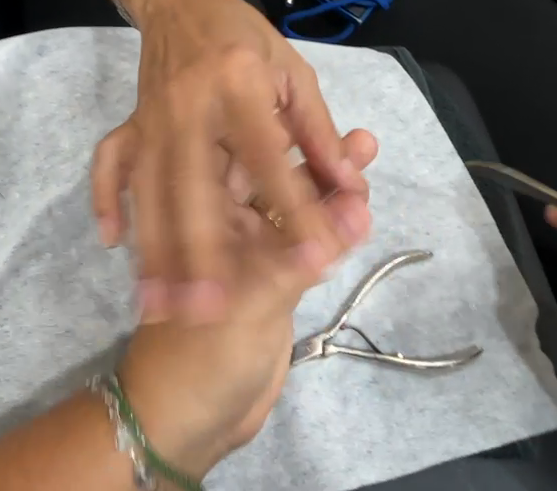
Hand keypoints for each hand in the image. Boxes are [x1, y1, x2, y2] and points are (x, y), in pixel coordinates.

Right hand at [101, 0, 364, 321]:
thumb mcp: (294, 72)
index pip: (267, 155)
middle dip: (200, 250)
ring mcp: (152, 113)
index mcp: (238, 82)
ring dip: (154, 248)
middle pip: (192, 183)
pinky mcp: (132, 119)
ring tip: (163, 303)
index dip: (293, 206)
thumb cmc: (245, 35)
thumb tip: (350, 187)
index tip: (315, 256)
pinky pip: (111, 162)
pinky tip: (111, 239)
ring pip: (150, 188)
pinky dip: (106, 199)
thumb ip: (318, 131)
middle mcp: (189, 102)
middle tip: (214, 309)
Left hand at [116, 129, 378, 476]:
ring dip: (328, 191)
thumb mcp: (247, 309)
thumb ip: (298, 262)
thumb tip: (352, 214)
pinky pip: (307, 245)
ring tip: (367, 162)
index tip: (330, 134)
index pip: (247, 168)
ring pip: (294, 210)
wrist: (190, 423)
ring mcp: (251, 251)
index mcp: (202, 216)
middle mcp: (225, 224)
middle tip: (361, 143)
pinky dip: (331, 230)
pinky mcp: (275, 281)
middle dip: (316, 162)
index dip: (289, 148)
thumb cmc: (198, 359)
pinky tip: (360, 214)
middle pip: (274, 180)